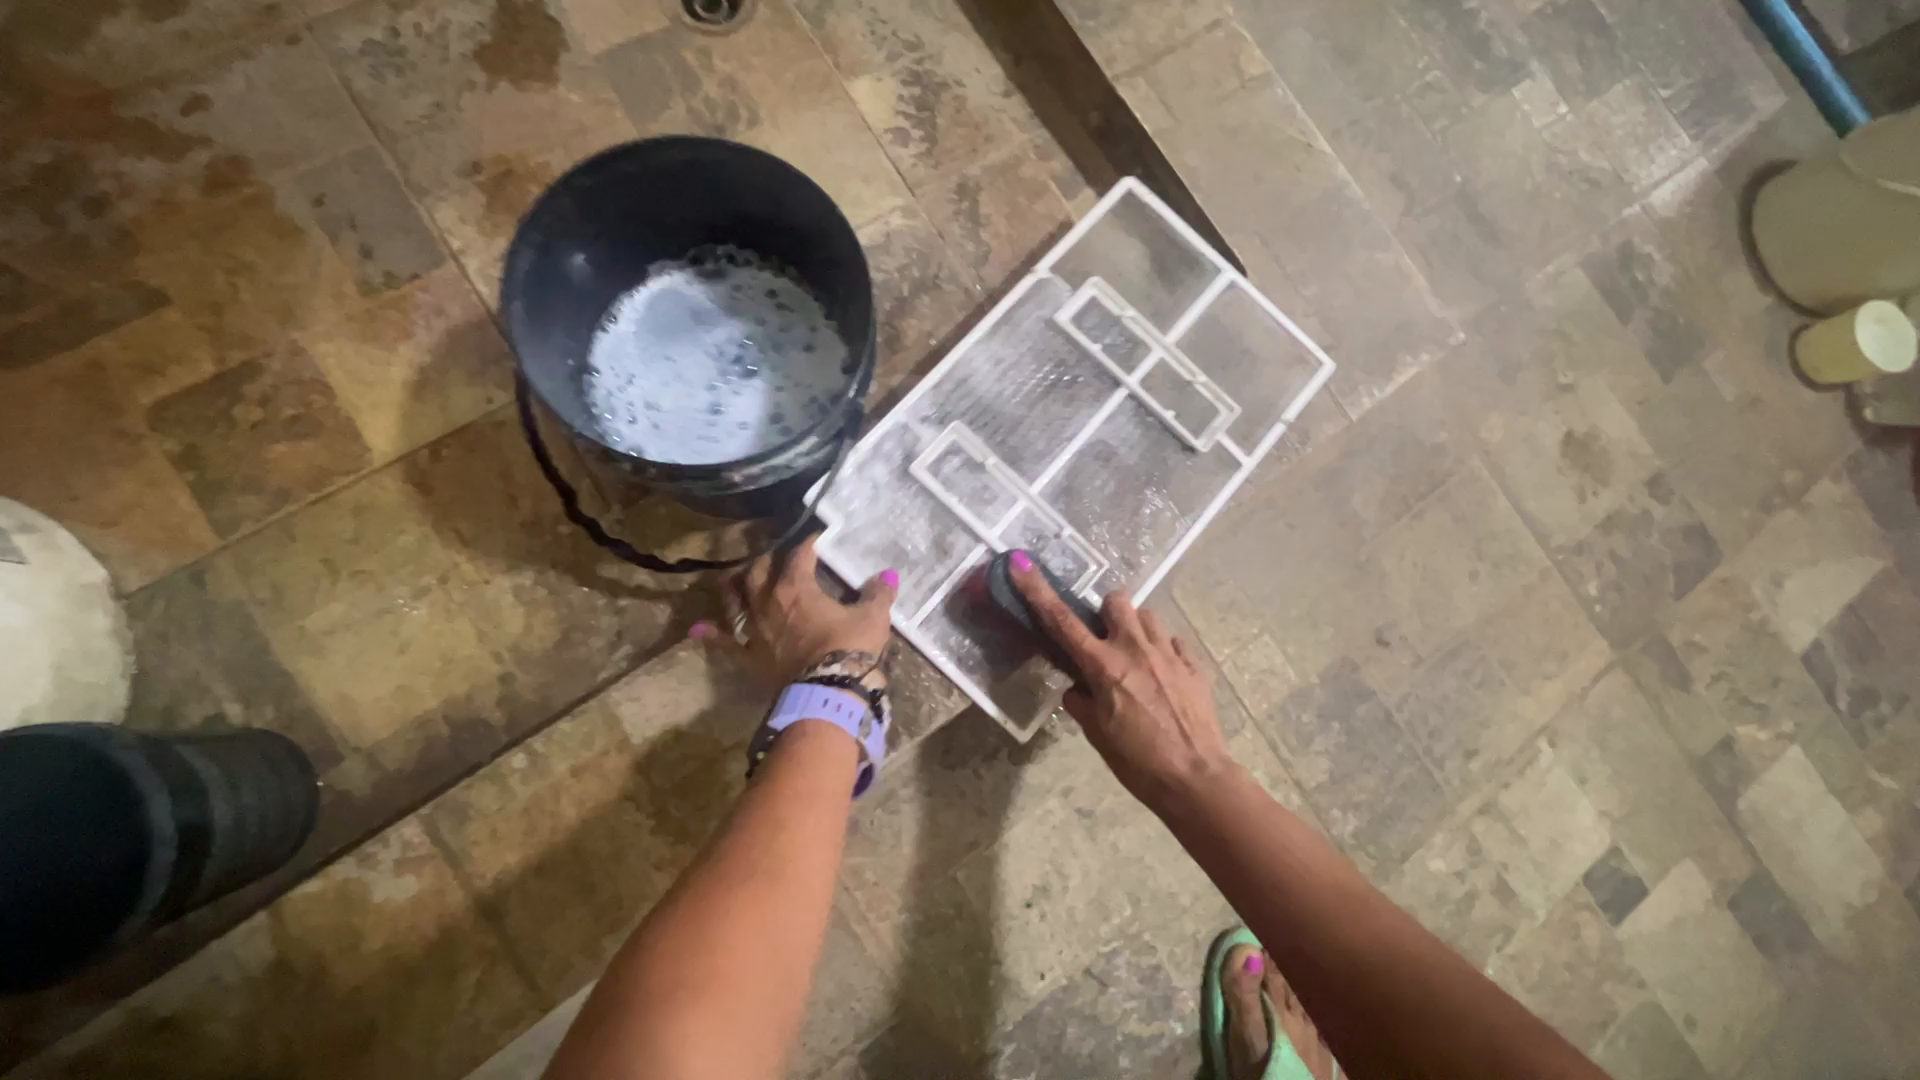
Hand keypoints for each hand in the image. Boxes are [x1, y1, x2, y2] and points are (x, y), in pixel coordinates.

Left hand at [709, 534, 897, 686]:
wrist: (828, 693)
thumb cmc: (850, 649)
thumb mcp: (872, 618)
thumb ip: (878, 594)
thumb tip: (888, 575)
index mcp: (796, 586)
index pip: (800, 555)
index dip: (808, 543)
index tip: (817, 538)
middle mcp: (768, 601)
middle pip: (760, 570)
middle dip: (768, 559)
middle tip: (778, 557)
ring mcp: (754, 629)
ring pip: (735, 598)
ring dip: (735, 585)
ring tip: (738, 577)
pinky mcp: (748, 655)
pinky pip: (724, 641)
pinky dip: (711, 633)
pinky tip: (697, 627)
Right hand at [1009, 551, 1233, 805]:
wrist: (1195, 779)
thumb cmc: (1137, 762)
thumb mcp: (1096, 734)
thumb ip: (1081, 702)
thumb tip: (1078, 688)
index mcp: (1103, 665)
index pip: (1061, 620)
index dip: (1037, 590)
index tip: (1021, 564)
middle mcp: (1134, 648)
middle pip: (1116, 599)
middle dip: (1107, 611)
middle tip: (1105, 638)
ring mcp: (1168, 653)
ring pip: (1147, 616)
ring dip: (1136, 629)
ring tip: (1137, 659)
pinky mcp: (1194, 664)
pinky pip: (1174, 641)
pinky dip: (1163, 652)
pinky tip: (1164, 677)